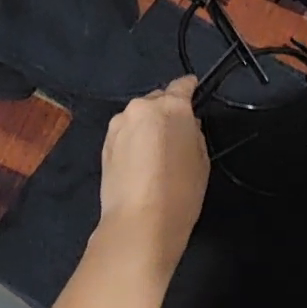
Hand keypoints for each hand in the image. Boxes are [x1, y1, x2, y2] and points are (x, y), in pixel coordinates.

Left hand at [100, 77, 209, 271]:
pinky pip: (126, 132)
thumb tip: (185, 126)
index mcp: (171, 106)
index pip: (182, 85)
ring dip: (148, 125)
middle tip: (177, 131)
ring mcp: (119, 124)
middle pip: (157, 99)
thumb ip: (194, 133)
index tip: (195, 92)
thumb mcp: (202, 160)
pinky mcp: (104, 143)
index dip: (190, 88)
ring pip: (139, 116)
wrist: (139, 221)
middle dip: (167, 110)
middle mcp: (141, 107)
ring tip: (157, 149)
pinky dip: (134, 138)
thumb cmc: (181, 191)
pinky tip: (141, 160)